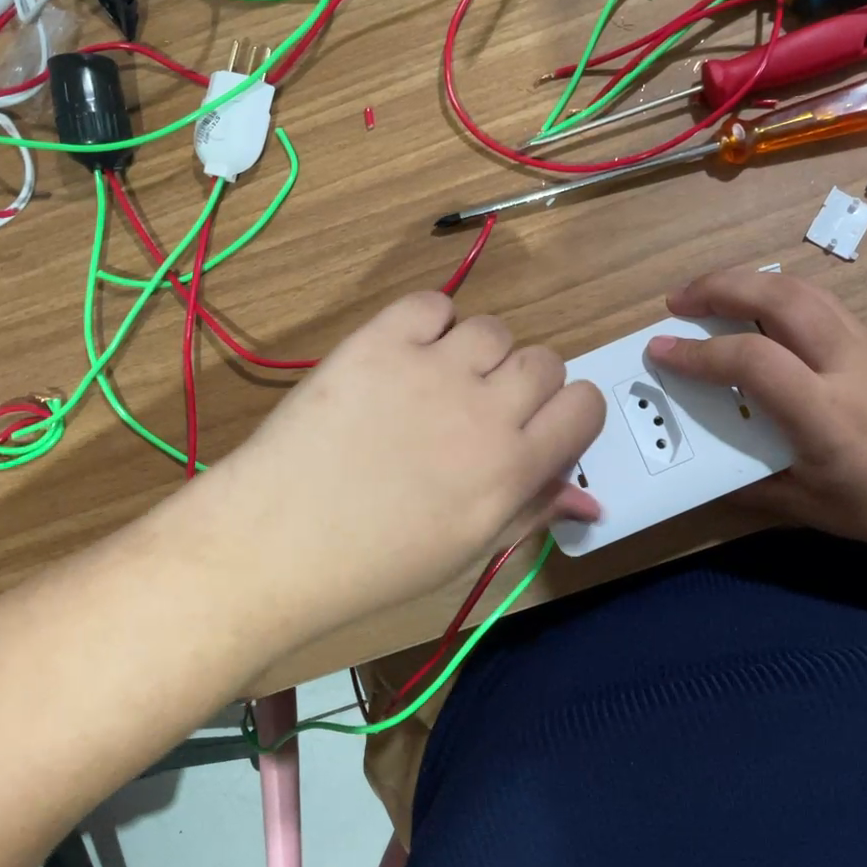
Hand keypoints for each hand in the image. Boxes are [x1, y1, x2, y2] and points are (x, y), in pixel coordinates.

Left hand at [186, 292, 603, 634]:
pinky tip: (406, 355)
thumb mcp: (469, 549)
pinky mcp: (379, 341)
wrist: (277, 541)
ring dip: (477, 354)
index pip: (585, 405)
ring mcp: (430, 369)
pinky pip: (433, 304)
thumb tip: (589, 497)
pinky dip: (429, 323)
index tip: (541, 427)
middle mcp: (484, 410)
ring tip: (438, 383)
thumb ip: (533, 510)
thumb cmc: (378, 562)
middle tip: (482, 410)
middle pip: (545, 361)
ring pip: (493, 329)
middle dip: (526, 384)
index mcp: (512, 467)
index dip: (570, 414)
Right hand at [644, 269, 866, 557]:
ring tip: (710, 294)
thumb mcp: (811, 508)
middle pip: (780, 298)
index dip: (699, 353)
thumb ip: (752, 486)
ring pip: (802, 289)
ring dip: (749, 282)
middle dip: (719, 286)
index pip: (753, 361)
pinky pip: (820, 302)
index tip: (661, 352)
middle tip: (676, 300)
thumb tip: (704, 474)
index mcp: (827, 415)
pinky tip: (760, 313)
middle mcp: (847, 365)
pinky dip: (777, 295)